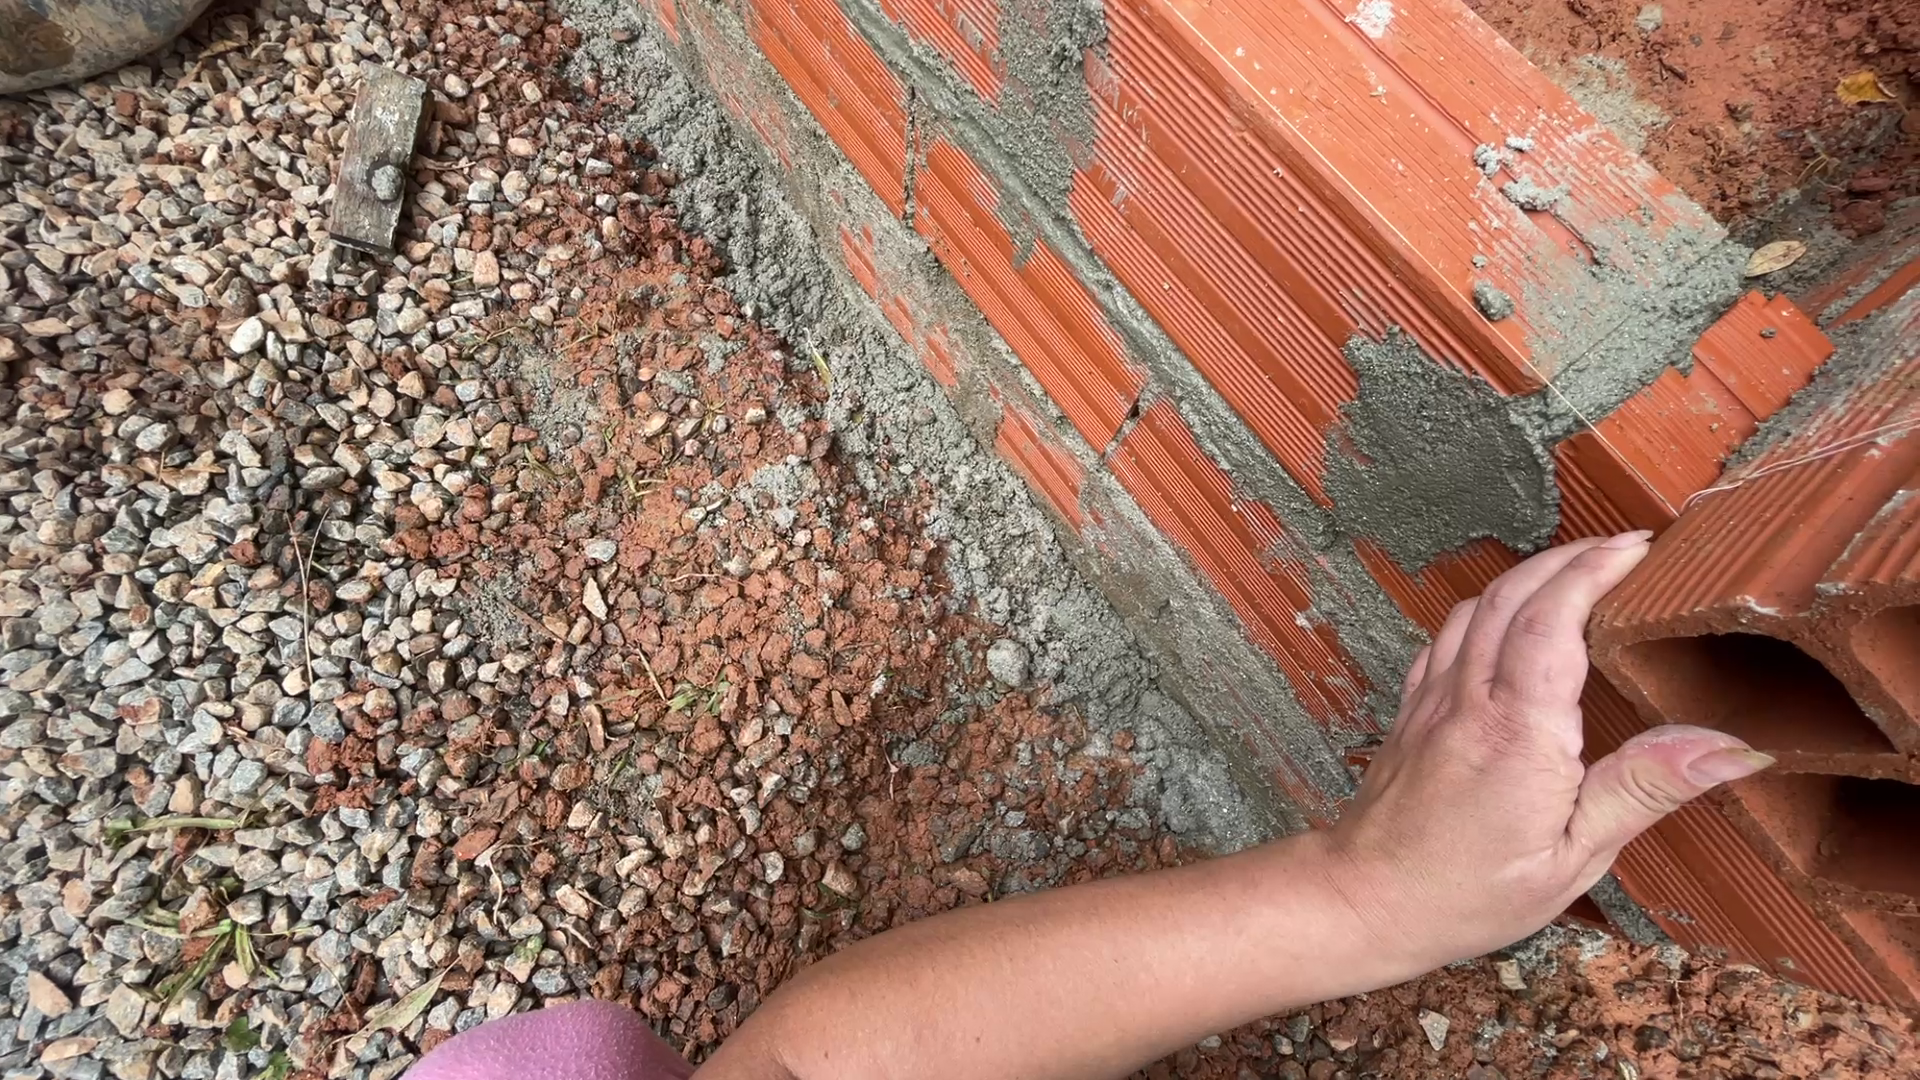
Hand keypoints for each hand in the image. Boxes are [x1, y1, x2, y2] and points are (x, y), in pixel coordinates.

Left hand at [1318, 532, 1773, 972]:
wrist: (1369, 889)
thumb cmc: (1468, 888)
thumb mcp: (1572, 855)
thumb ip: (1641, 789)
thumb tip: (1725, 745)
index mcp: (1515, 732)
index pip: (1552, 623)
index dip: (1592, 573)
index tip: (1636, 547)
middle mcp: (1464, 700)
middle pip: (1508, 601)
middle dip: (1563, 560)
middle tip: (1619, 546)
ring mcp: (1427, 699)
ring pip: (1470, 614)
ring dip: (1521, 580)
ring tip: (1572, 572)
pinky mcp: (1408, 709)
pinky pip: (1441, 641)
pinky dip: (1480, 614)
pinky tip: (1502, 622)